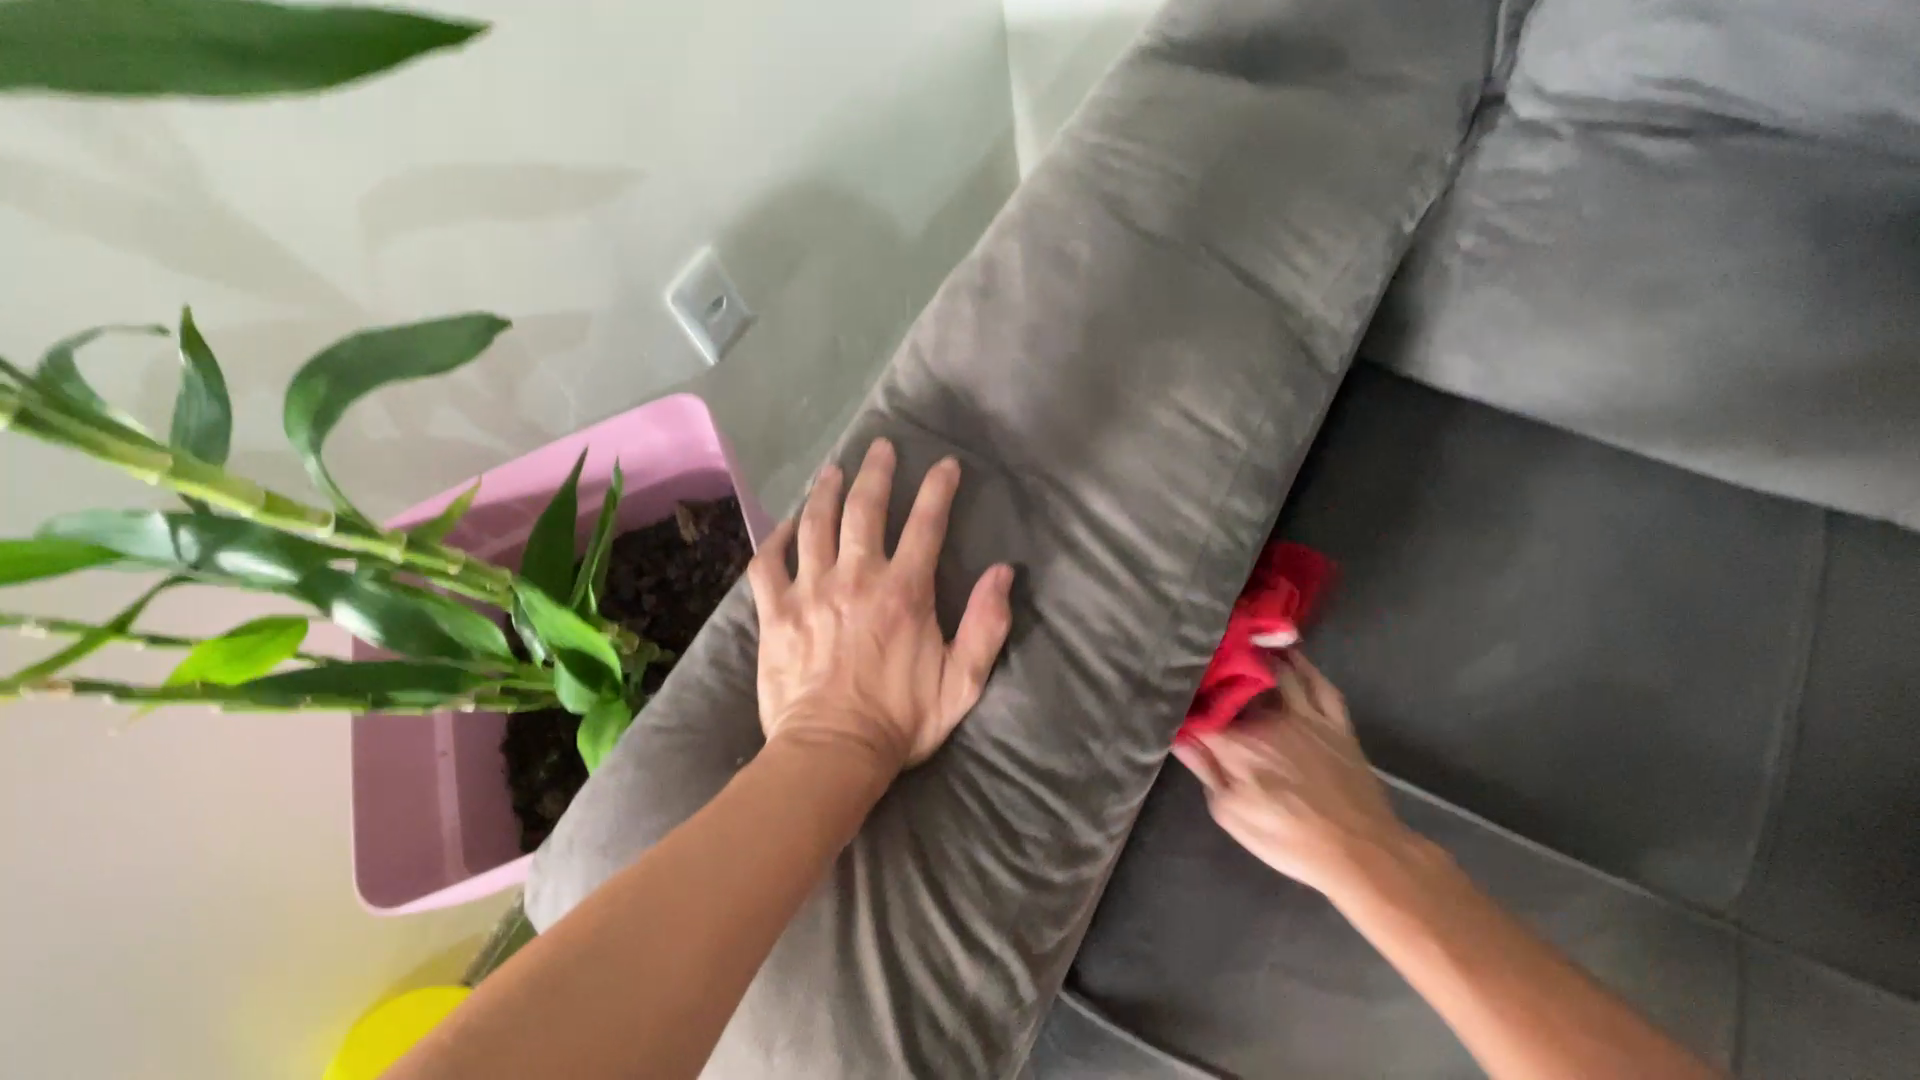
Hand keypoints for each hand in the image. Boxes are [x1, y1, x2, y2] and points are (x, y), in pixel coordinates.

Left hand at [746, 437, 1014, 775]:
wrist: (831, 753)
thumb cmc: (901, 722)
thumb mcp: (962, 683)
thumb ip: (987, 626)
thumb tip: (1002, 573)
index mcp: (904, 592)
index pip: (926, 524)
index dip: (938, 489)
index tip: (946, 465)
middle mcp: (856, 579)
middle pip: (865, 509)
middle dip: (877, 473)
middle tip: (881, 447)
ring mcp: (810, 592)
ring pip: (815, 524)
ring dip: (827, 490)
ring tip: (835, 469)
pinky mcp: (775, 612)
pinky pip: (767, 562)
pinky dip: (775, 538)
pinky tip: (784, 525)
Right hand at [1172, 653, 1416, 898]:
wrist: (1359, 851)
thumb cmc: (1289, 838)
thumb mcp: (1232, 815)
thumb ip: (1206, 771)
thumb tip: (1180, 737)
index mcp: (1238, 744)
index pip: (1201, 713)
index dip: (1186, 702)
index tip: (1174, 694)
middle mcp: (1269, 720)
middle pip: (1238, 686)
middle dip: (1219, 674)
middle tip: (1205, 665)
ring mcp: (1307, 717)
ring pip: (1279, 674)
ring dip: (1259, 659)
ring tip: (1243, 649)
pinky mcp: (1336, 723)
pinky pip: (1319, 684)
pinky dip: (1304, 667)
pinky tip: (1291, 657)